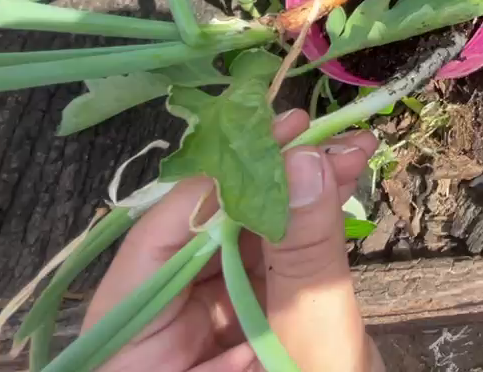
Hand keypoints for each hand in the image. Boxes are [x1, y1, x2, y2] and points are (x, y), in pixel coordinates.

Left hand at [86, 111, 382, 371]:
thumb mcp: (311, 343)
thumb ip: (304, 254)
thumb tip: (307, 158)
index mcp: (130, 364)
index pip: (150, 255)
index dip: (213, 186)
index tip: (278, 133)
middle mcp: (148, 344)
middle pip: (195, 240)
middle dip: (267, 179)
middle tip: (324, 133)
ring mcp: (195, 333)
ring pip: (236, 240)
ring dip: (296, 188)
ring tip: (352, 149)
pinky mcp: (238, 321)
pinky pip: (264, 256)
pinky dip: (305, 216)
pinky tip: (343, 179)